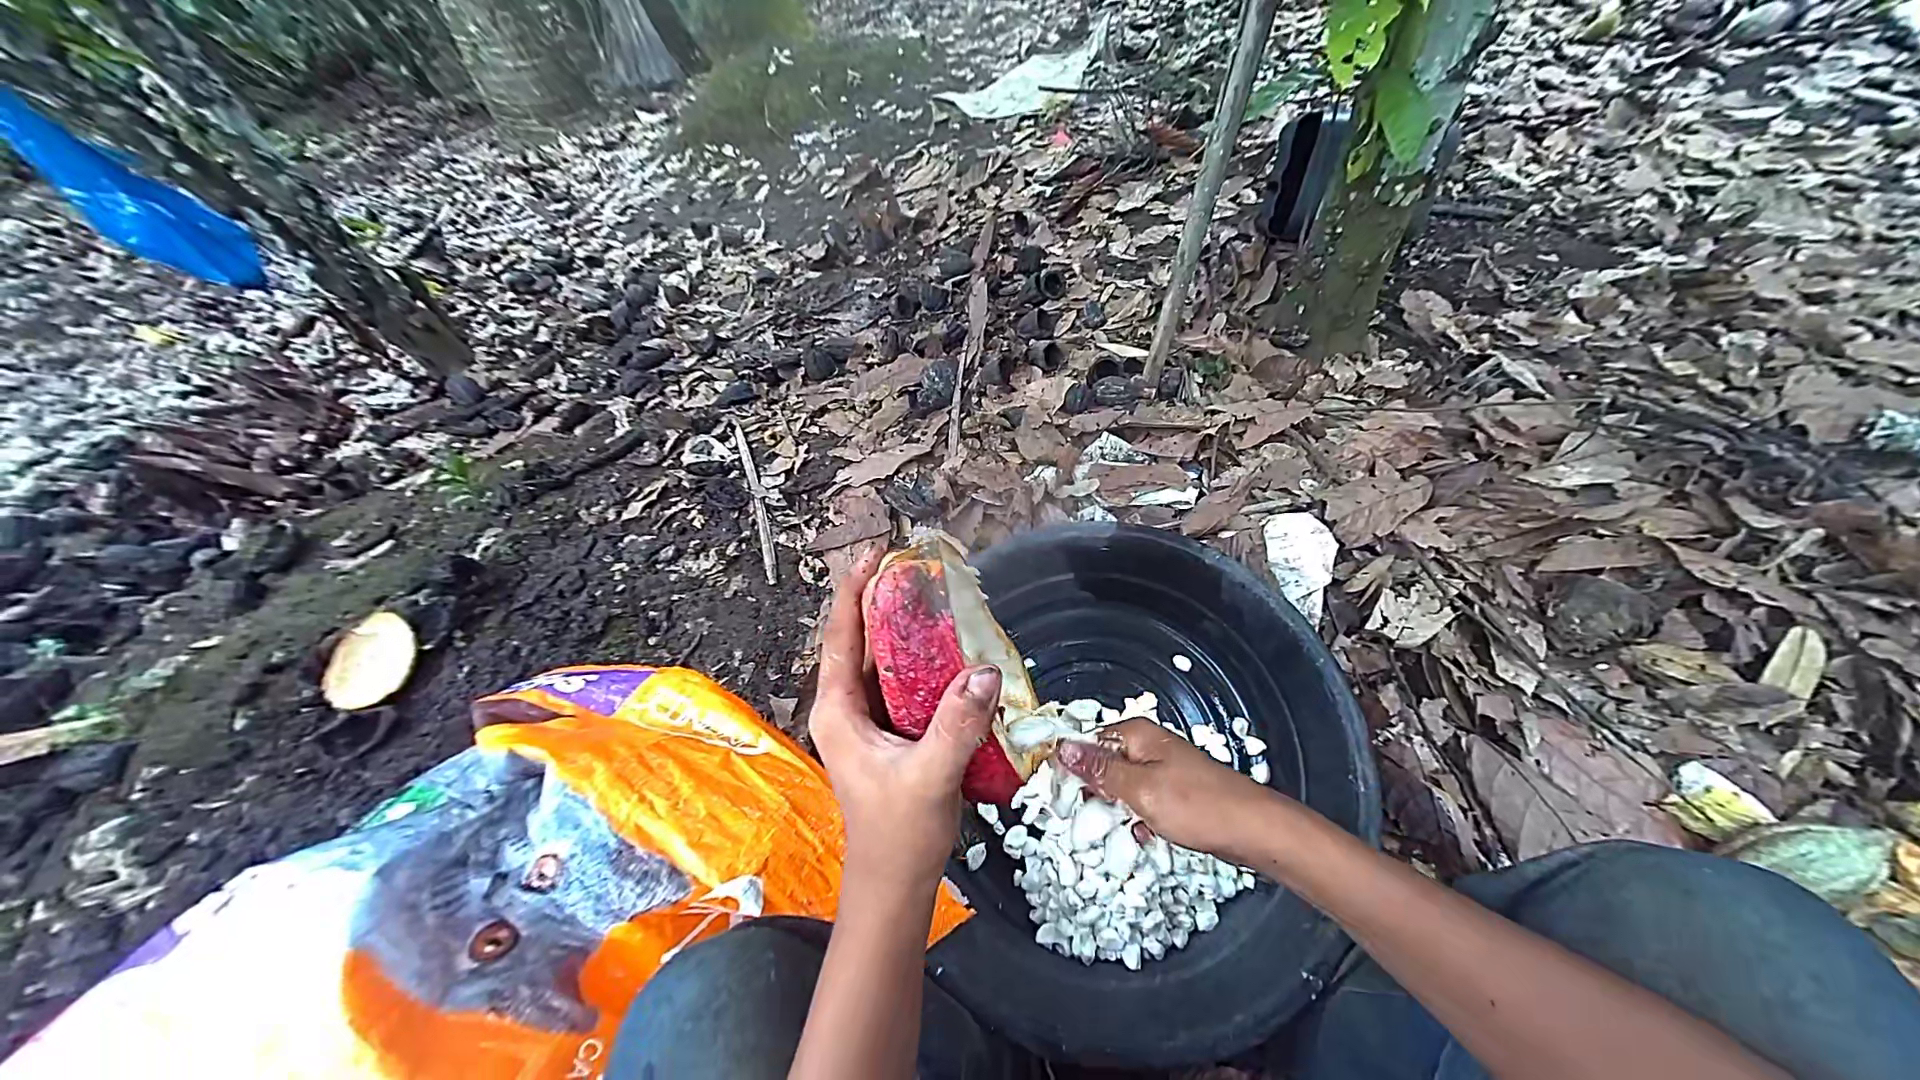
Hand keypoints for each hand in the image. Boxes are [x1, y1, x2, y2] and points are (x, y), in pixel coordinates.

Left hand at [809, 550, 1002, 889]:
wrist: (895, 881)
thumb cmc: (898, 836)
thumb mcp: (928, 778)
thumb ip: (956, 726)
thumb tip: (984, 671)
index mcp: (838, 711)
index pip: (839, 637)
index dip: (853, 591)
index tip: (874, 554)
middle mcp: (847, 707)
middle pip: (860, 639)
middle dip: (882, 599)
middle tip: (915, 566)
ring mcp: (868, 718)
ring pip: (883, 658)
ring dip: (905, 626)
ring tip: (935, 594)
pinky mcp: (890, 729)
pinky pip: (904, 680)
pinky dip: (923, 658)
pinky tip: (951, 647)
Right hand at [1054, 718, 1287, 865]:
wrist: (1255, 831)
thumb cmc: (1202, 807)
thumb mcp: (1140, 789)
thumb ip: (1099, 770)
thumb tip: (1063, 748)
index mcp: (1135, 734)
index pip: (1086, 743)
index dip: (1072, 770)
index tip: (1063, 796)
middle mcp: (1147, 745)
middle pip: (1102, 765)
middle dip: (1097, 793)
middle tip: (1099, 817)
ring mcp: (1161, 768)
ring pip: (1121, 787)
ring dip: (1118, 809)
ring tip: (1129, 826)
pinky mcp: (1172, 790)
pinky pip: (1141, 800)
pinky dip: (1138, 816)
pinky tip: (1146, 832)